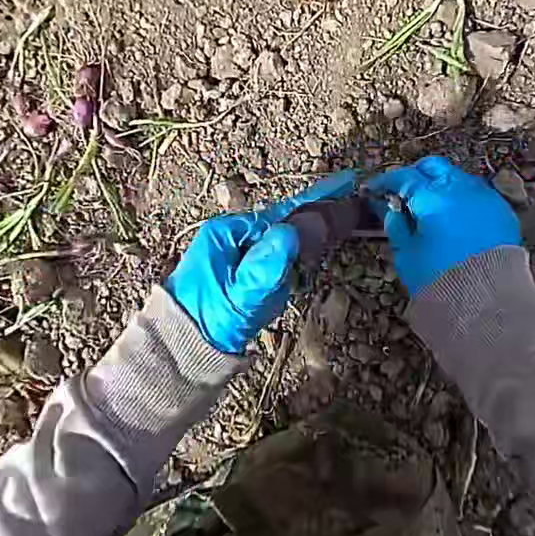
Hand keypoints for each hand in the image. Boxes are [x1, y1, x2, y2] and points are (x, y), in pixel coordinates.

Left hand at [165, 171, 357, 353]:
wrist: (179, 353)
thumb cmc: (210, 321)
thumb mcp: (243, 292)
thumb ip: (269, 262)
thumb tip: (296, 229)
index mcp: (230, 231)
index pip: (285, 211)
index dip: (319, 198)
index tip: (348, 182)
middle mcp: (234, 235)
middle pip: (287, 219)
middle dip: (320, 211)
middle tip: (354, 202)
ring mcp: (237, 254)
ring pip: (284, 236)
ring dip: (312, 229)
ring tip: (343, 219)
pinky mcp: (242, 273)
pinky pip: (278, 254)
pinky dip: (300, 249)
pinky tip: (314, 247)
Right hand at [365, 156, 521, 297]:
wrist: (488, 306)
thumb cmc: (440, 281)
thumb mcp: (407, 255)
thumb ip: (396, 225)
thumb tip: (392, 209)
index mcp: (434, 197)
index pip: (405, 177)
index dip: (387, 181)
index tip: (375, 189)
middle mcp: (462, 189)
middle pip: (434, 168)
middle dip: (416, 176)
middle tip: (404, 194)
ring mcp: (486, 198)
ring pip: (458, 178)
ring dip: (441, 186)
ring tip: (430, 208)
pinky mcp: (502, 211)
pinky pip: (477, 195)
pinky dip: (462, 200)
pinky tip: (455, 219)